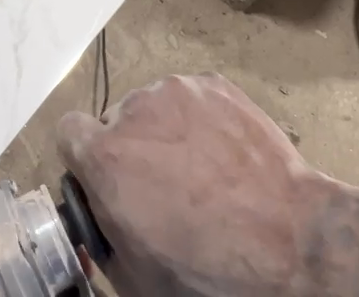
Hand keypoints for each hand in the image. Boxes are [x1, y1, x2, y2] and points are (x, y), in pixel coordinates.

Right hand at [55, 74, 330, 296]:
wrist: (290, 240)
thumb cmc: (208, 268)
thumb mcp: (134, 275)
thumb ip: (101, 232)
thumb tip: (98, 215)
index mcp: (105, 157)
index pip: (68, 131)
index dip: (84, 156)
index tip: (105, 178)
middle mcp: (134, 110)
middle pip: (115, 121)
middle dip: (129, 147)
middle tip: (162, 184)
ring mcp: (177, 90)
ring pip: (154, 106)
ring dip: (163, 131)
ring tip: (201, 168)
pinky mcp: (214, 83)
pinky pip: (190, 98)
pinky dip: (199, 119)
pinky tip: (224, 153)